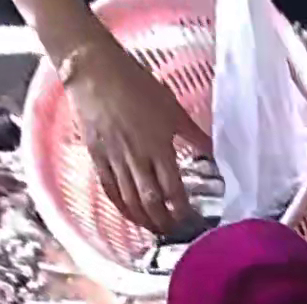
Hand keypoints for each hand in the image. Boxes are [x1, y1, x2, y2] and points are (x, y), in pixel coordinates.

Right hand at [64, 38, 210, 233]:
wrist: (92, 67)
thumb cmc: (136, 85)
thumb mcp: (172, 108)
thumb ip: (193, 134)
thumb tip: (214, 153)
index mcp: (158, 148)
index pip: (173, 191)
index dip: (183, 211)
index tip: (192, 221)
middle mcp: (137, 159)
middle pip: (151, 202)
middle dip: (164, 223)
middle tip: (174, 232)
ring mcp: (115, 159)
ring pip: (130, 201)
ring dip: (144, 221)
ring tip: (156, 230)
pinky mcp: (97, 157)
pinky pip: (110, 190)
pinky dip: (122, 208)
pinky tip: (131, 217)